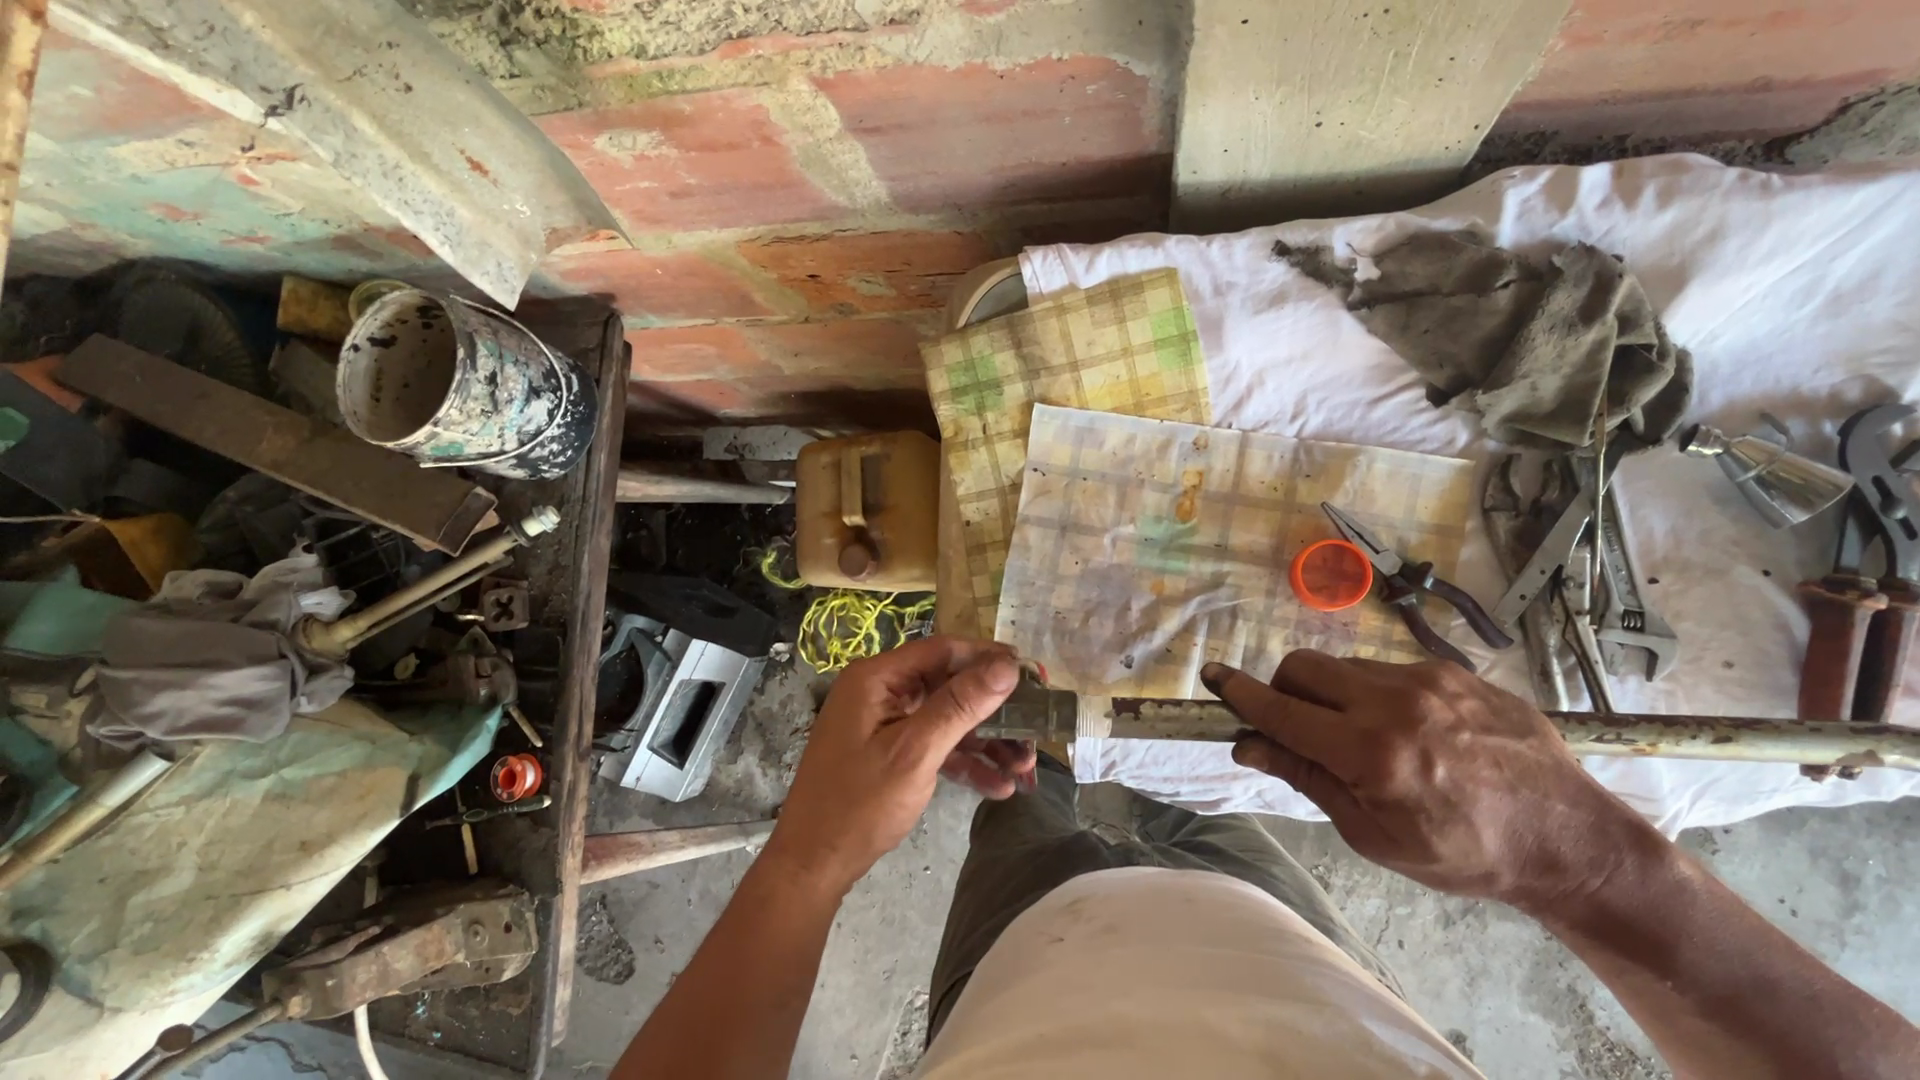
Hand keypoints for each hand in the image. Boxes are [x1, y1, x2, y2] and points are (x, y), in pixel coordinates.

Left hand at [764, 636, 1023, 895]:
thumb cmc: (859, 804)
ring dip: (988, 742)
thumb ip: (960, 705)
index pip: (944, 650)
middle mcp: (881, 692)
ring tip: (1026, 768)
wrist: (813, 864)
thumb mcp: (916, 752)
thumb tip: (1007, 665)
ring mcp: (885, 723)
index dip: (990, 659)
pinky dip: (966, 763)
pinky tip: (999, 788)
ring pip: (948, 719)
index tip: (1033, 676)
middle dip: (995, 711)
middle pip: (951, 686)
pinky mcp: (890, 752)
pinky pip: (936, 746)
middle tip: (1036, 728)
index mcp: (878, 678)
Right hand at [1205, 651, 1659, 911]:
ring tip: (1362, 735)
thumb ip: (1308, 778)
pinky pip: (1389, 669)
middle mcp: (1394, 702)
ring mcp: (1429, 680)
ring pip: (1344, 666)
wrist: (1572, 839)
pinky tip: (1408, 730)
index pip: (1281, 710)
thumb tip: (1250, 745)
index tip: (1212, 677)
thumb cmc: (1466, 853)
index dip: (1239, 694)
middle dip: (1282, 690)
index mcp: (1371, 753)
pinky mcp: (1456, 672)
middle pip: (1302, 667)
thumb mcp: (1374, 835)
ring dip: (1330, 692)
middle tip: (1296, 726)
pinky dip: (1374, 693)